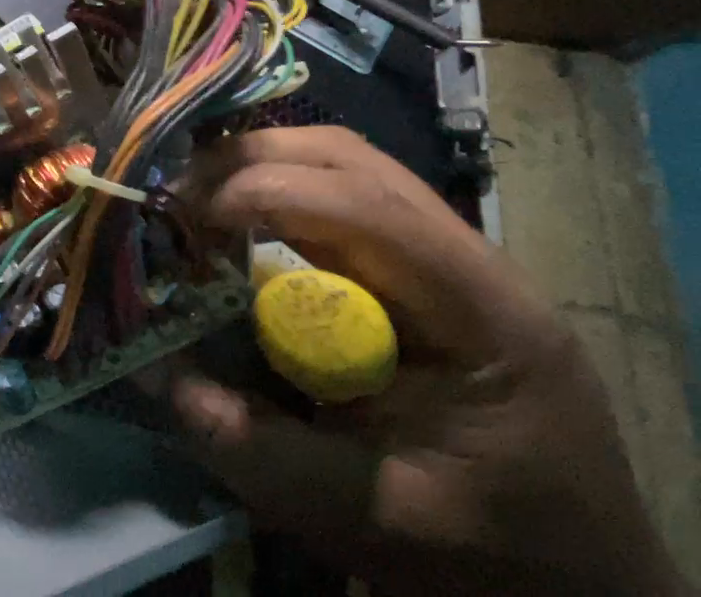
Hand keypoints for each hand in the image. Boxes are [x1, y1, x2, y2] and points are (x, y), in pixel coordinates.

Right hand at [176, 127, 682, 593]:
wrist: (563, 581)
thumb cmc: (477, 552)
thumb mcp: (360, 516)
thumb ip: (253, 446)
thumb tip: (154, 371)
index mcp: (486, 319)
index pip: (374, 211)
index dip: (270, 193)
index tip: (187, 218)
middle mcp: (470, 268)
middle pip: (354, 162)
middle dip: (251, 161)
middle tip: (172, 196)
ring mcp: (440, 267)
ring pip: (342, 169)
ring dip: (254, 171)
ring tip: (187, 204)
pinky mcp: (406, 279)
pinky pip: (331, 209)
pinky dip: (266, 200)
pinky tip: (222, 228)